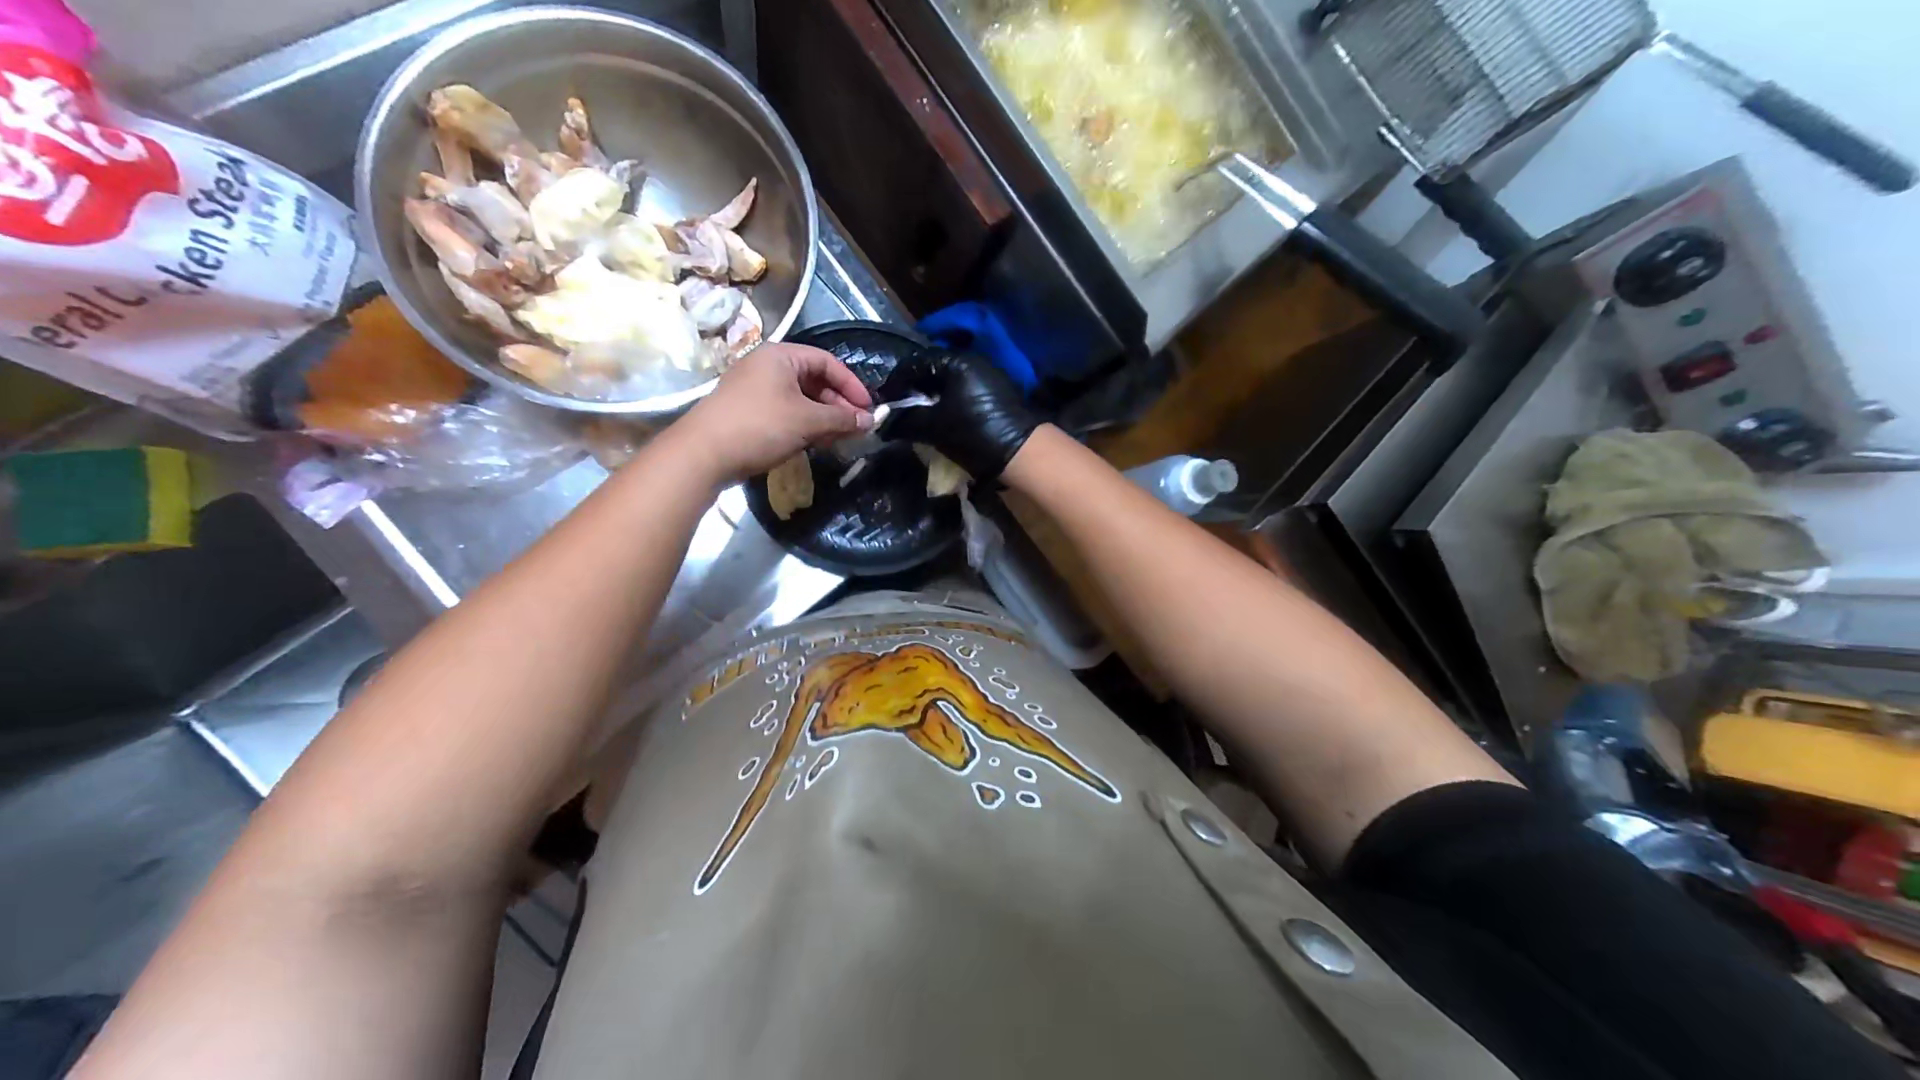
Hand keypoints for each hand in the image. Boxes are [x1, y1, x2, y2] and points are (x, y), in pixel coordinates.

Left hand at [675, 344, 873, 481]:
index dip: (852, 385)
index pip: (828, 362)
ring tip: (839, 439)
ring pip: (801, 399)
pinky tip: (815, 443)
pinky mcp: (748, 411)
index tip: (868, 410)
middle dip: (838, 405)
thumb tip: (868, 421)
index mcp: (781, 356)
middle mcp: (767, 366)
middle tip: (856, 428)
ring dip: (823, 418)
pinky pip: (786, 411)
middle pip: (814, 380)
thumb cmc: (760, 426)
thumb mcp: (807, 421)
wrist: (703, 453)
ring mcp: (755, 389)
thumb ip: (842, 419)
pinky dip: (804, 424)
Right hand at [879, 350, 1040, 481]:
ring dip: (929, 399)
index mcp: (956, 361)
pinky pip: (961, 394)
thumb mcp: (933, 427)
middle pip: (931, 371)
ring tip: (916, 419)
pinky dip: (946, 405)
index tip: (884, 403)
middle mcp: (972, 362)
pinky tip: (939, 422)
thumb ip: (905, 421)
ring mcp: (987, 377)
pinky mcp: (995, 395)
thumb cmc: (973, 433)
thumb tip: (883, 424)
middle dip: (912, 391)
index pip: (914, 363)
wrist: (1021, 454)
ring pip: (947, 384)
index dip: (895, 383)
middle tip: (898, 411)